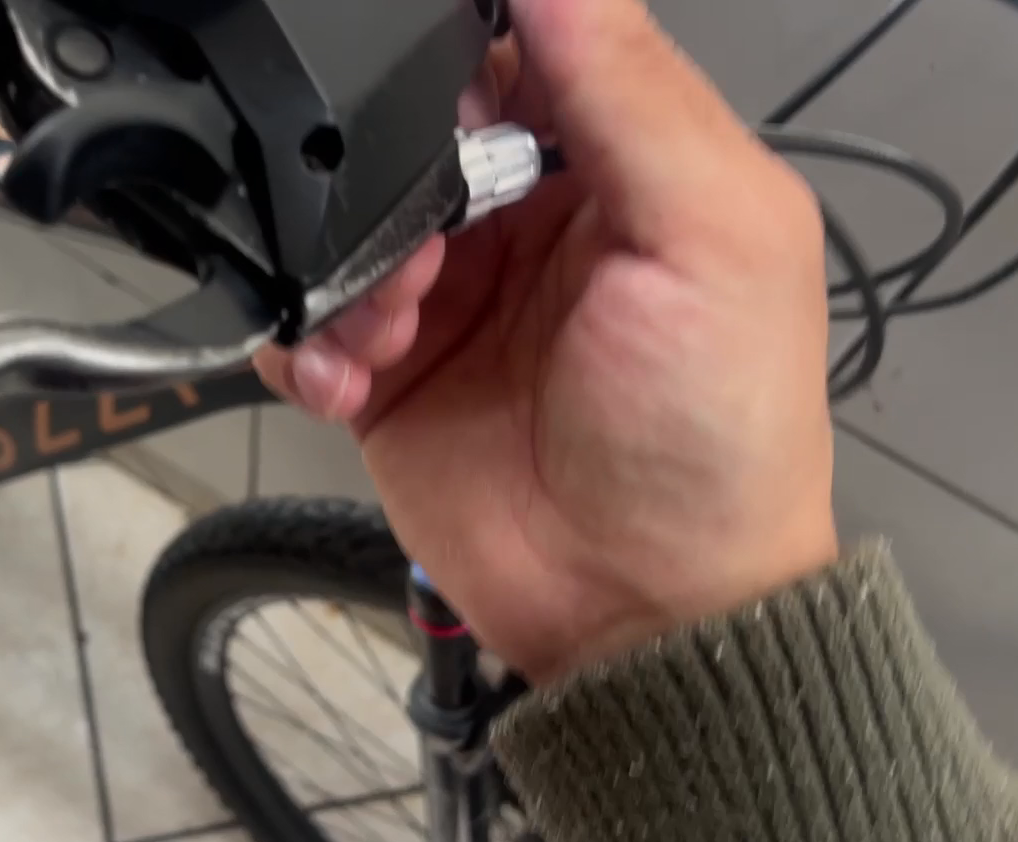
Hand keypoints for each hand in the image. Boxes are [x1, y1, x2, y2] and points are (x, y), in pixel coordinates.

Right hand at [256, 0, 837, 681]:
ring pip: (342, 245)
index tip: (411, 95)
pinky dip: (304, 350)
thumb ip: (631, 101)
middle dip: (382, 191)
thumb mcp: (713, 240)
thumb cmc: (707, 431)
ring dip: (344, 279)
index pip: (507, 66)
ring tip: (385, 338)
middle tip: (417, 260)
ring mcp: (439, 315)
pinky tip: (342, 387)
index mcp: (603, 174)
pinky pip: (310, 338)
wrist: (634, 599)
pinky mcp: (383, 389)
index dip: (450, 70)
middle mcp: (511, 235)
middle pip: (401, 155)